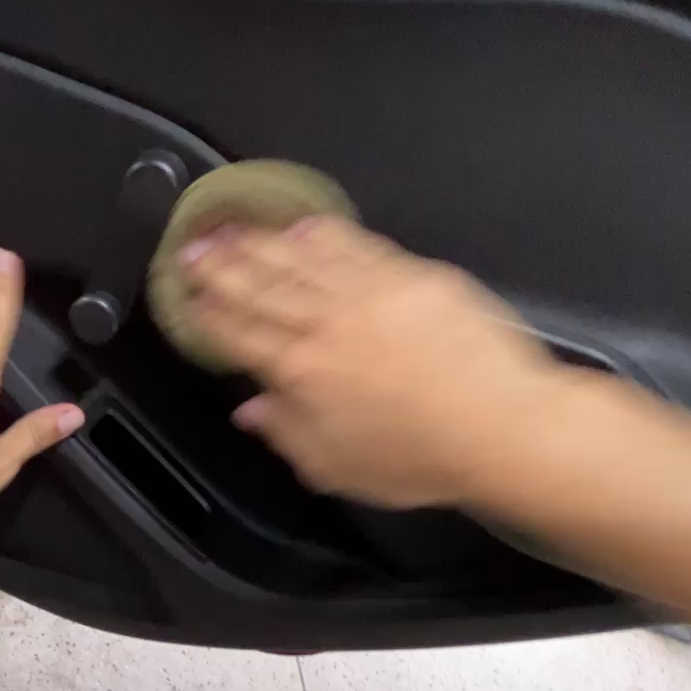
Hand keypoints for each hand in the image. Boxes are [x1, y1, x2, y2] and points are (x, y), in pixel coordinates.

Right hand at [180, 216, 575, 507]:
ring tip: (231, 228)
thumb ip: (283, 432)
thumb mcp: (332, 464)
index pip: (239, 334)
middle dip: (220, 268)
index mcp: (301, 372)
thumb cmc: (418, 456)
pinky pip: (356, 246)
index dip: (209, 314)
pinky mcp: (411, 277)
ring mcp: (369, 295)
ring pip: (300, 261)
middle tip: (192, 249)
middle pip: (260, 288)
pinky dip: (323, 234)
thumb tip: (249, 412)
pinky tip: (301, 226)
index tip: (188, 298)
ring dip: (260, 243)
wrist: (502, 427)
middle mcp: (326, 326)